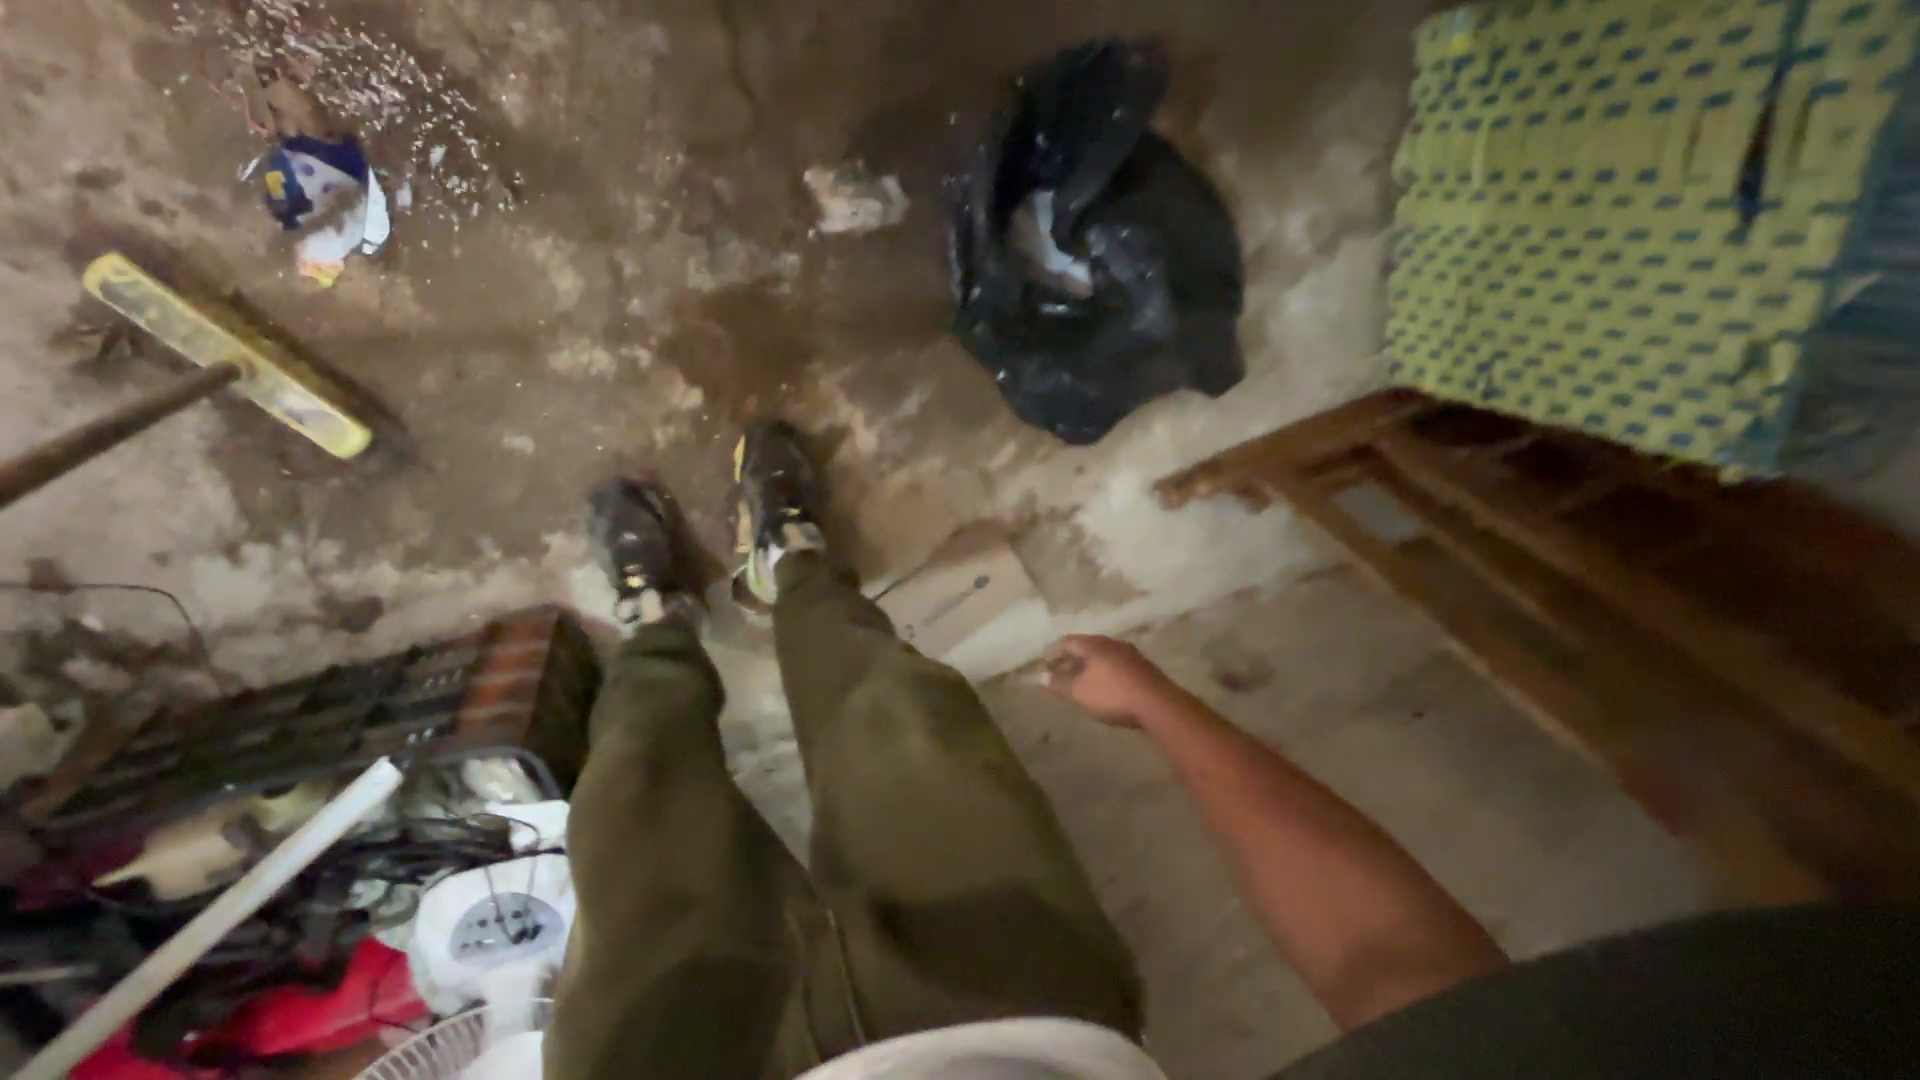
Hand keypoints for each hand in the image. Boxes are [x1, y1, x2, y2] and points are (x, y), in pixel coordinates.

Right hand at [1042, 635, 1182, 726]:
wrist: (1158, 704)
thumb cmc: (1112, 694)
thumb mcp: (1079, 692)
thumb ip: (1059, 683)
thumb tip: (1042, 676)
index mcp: (1094, 645)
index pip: (1068, 642)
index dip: (1054, 652)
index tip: (1045, 663)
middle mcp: (1112, 643)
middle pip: (1087, 647)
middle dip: (1072, 659)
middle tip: (1061, 671)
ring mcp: (1131, 654)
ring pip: (1103, 656)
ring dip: (1089, 666)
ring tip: (1081, 681)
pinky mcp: (1144, 668)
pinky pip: (1117, 665)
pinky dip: (1104, 673)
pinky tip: (1104, 687)